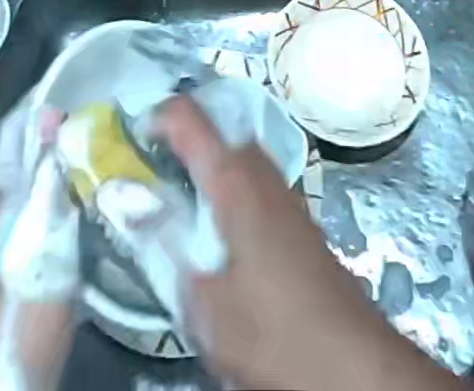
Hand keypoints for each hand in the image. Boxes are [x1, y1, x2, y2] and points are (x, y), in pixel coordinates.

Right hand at [155, 96, 461, 390]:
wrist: (350, 358)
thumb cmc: (272, 328)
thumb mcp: (202, 298)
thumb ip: (160, 241)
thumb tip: (122, 195)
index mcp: (233, 179)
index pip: (189, 118)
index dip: (154, 115)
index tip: (126, 135)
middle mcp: (260, 171)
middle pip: (218, 124)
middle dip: (181, 129)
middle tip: (146, 157)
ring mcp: (283, 189)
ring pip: (238, 148)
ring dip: (206, 150)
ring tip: (172, 180)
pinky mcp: (294, 212)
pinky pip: (252, 172)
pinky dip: (226, 174)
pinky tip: (212, 213)